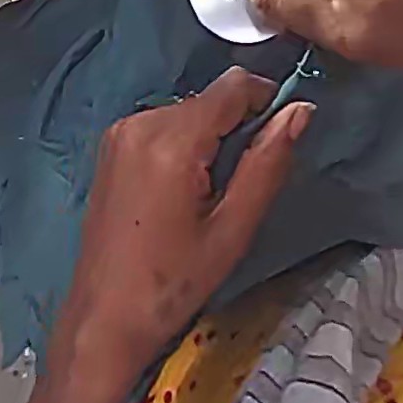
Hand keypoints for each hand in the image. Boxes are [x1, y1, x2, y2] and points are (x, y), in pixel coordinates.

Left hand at [51, 67, 314, 391]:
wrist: (103, 318)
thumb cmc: (173, 283)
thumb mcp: (233, 228)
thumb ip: (268, 162)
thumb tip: (299, 110)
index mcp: (172, 140)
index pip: (232, 85)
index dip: (265, 98)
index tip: (280, 130)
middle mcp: (142, 120)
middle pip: (210, 98)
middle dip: (236, 125)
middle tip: (240, 180)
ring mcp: (122, 129)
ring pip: (189, 108)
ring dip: (210, 135)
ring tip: (208, 191)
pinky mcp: (113, 142)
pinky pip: (164, 122)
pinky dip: (185, 141)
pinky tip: (181, 188)